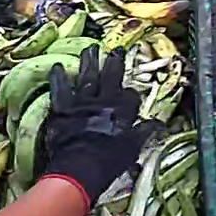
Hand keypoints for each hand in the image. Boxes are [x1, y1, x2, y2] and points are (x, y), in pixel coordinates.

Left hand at [40, 48, 148, 206]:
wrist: (79, 166)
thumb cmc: (109, 161)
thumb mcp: (132, 148)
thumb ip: (144, 132)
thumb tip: (159, 124)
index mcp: (121, 110)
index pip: (130, 96)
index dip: (131, 96)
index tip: (130, 97)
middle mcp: (103, 100)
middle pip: (111, 77)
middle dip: (115, 62)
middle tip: (117, 49)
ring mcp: (81, 102)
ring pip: (87, 77)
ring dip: (89, 62)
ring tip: (91, 48)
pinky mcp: (62, 107)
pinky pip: (60, 89)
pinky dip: (58, 78)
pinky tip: (56, 67)